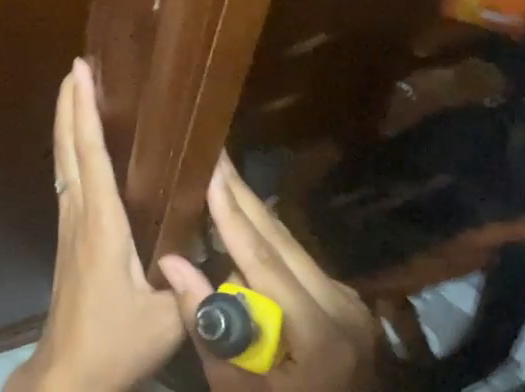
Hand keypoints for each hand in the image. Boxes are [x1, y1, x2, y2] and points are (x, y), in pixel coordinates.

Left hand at [8, 59, 183, 391]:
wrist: (70, 371)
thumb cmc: (115, 341)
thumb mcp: (165, 320)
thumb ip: (190, 282)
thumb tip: (214, 247)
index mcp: (101, 223)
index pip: (90, 154)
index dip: (84, 110)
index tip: (80, 71)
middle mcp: (79, 213)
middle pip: (68, 147)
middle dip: (69, 103)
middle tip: (77, 65)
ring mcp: (69, 224)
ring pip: (62, 161)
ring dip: (67, 122)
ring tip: (75, 90)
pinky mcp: (69, 236)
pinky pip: (66, 177)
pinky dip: (71, 148)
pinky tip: (80, 145)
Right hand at [157, 158, 379, 390]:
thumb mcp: (236, 390)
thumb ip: (206, 326)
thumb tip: (173, 263)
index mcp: (318, 336)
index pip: (264, 261)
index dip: (233, 216)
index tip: (211, 173)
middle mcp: (342, 309)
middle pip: (281, 242)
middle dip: (243, 197)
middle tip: (216, 155)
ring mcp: (350, 304)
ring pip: (291, 247)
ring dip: (254, 215)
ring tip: (223, 176)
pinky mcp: (348, 305)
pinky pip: (300, 263)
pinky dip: (269, 242)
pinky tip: (244, 219)